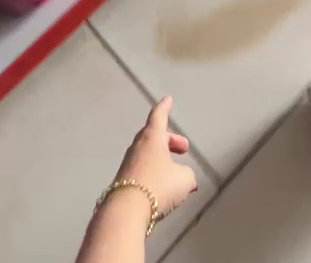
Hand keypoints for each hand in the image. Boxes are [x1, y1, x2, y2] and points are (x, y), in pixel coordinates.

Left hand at [116, 97, 197, 213]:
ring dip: (162, 160)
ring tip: (177, 174)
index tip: (167, 100)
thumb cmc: (158, 185)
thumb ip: (188, 175)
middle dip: (169, 141)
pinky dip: (154, 175)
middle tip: (183, 148)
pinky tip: (164, 189)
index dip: (164, 108)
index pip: (158, 116)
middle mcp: (138, 147)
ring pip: (147, 155)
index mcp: (152, 137)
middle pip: (153, 137)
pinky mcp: (123, 182)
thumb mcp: (184, 179)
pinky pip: (142, 172)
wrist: (127, 211)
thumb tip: (186, 177)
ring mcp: (128, 165)